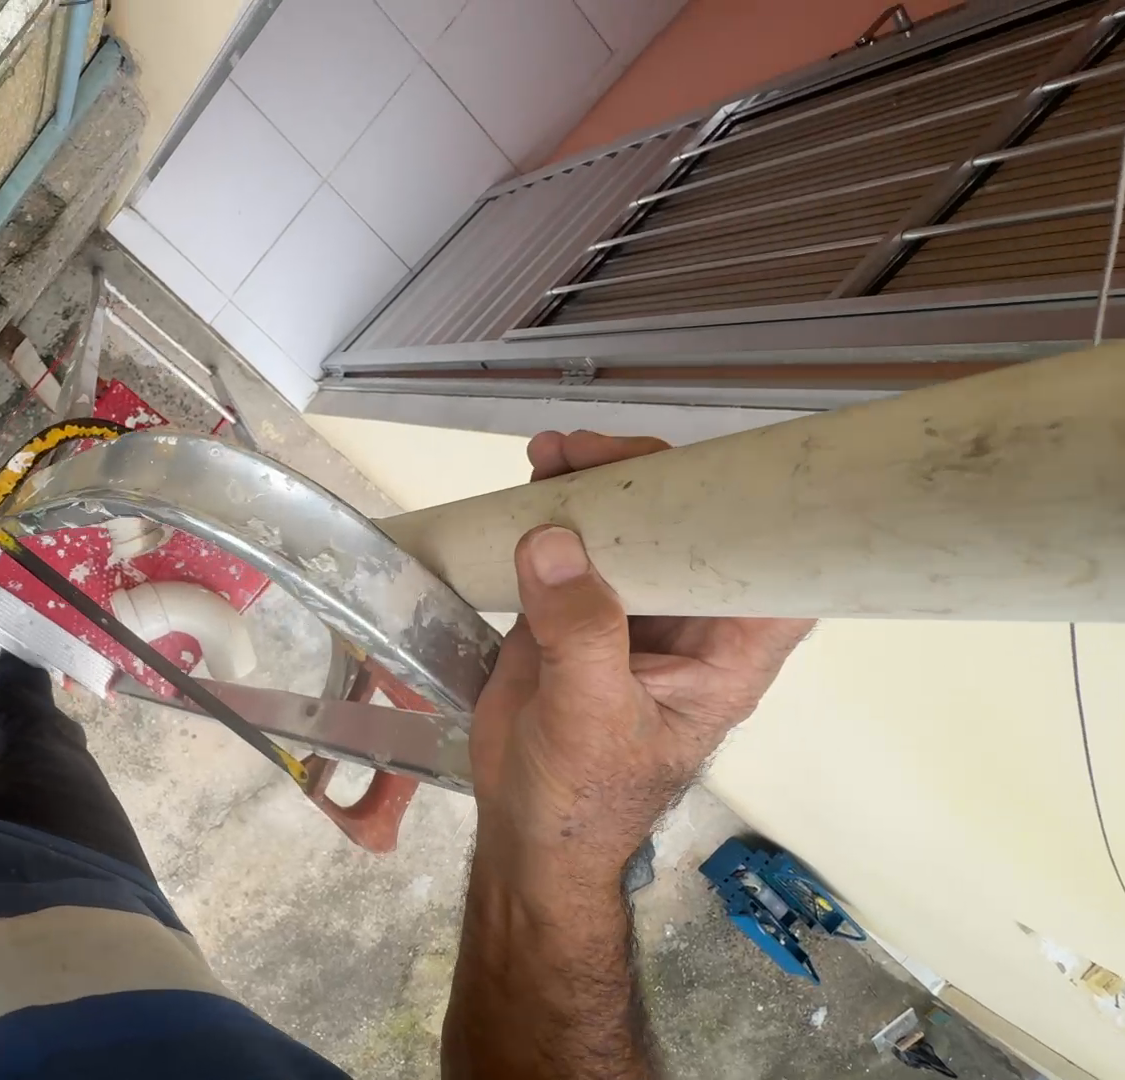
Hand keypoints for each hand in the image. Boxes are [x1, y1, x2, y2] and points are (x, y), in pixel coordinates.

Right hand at [470, 431, 812, 891]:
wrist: (522, 821)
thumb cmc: (580, 790)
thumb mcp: (590, 716)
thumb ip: (579, 634)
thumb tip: (550, 538)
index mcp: (724, 649)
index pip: (771, 566)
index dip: (758, 507)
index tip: (703, 461)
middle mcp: (682, 622)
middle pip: (684, 530)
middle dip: (642, 479)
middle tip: (587, 453)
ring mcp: (620, 614)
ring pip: (619, 533)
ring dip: (587, 488)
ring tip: (547, 456)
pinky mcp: (565, 614)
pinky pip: (563, 553)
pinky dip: (543, 518)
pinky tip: (523, 488)